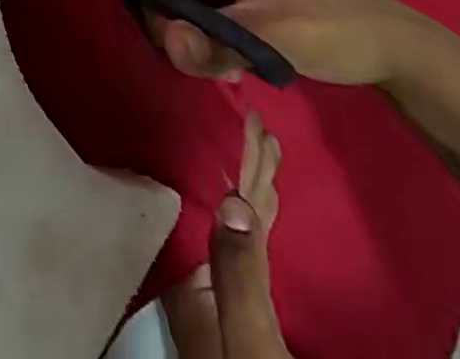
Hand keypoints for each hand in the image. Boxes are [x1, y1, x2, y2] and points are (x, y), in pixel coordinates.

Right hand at [135, 0, 449, 86]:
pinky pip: (196, 8)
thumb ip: (211, 44)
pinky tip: (232, 59)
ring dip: (189, 36)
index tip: (169, 47)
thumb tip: (164, 41)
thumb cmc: (330, 28)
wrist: (388, 42)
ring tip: (224, 62)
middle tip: (203, 61)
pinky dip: (204, 36)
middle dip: (170, 26)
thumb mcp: (269, 39)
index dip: (148, 7)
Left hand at [163, 112, 290, 358]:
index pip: (209, 208)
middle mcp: (202, 287)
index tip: (244, 124)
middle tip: (258, 123)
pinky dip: (264, 220)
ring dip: (255, 188)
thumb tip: (233, 202)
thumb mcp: (249, 344)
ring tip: (267, 146)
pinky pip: (255, 252)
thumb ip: (240, 276)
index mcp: (192, 286)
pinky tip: (266, 206)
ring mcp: (225, 303)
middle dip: (243, 167)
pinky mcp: (249, 317)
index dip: (228, 164)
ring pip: (240, 229)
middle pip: (224, 213)